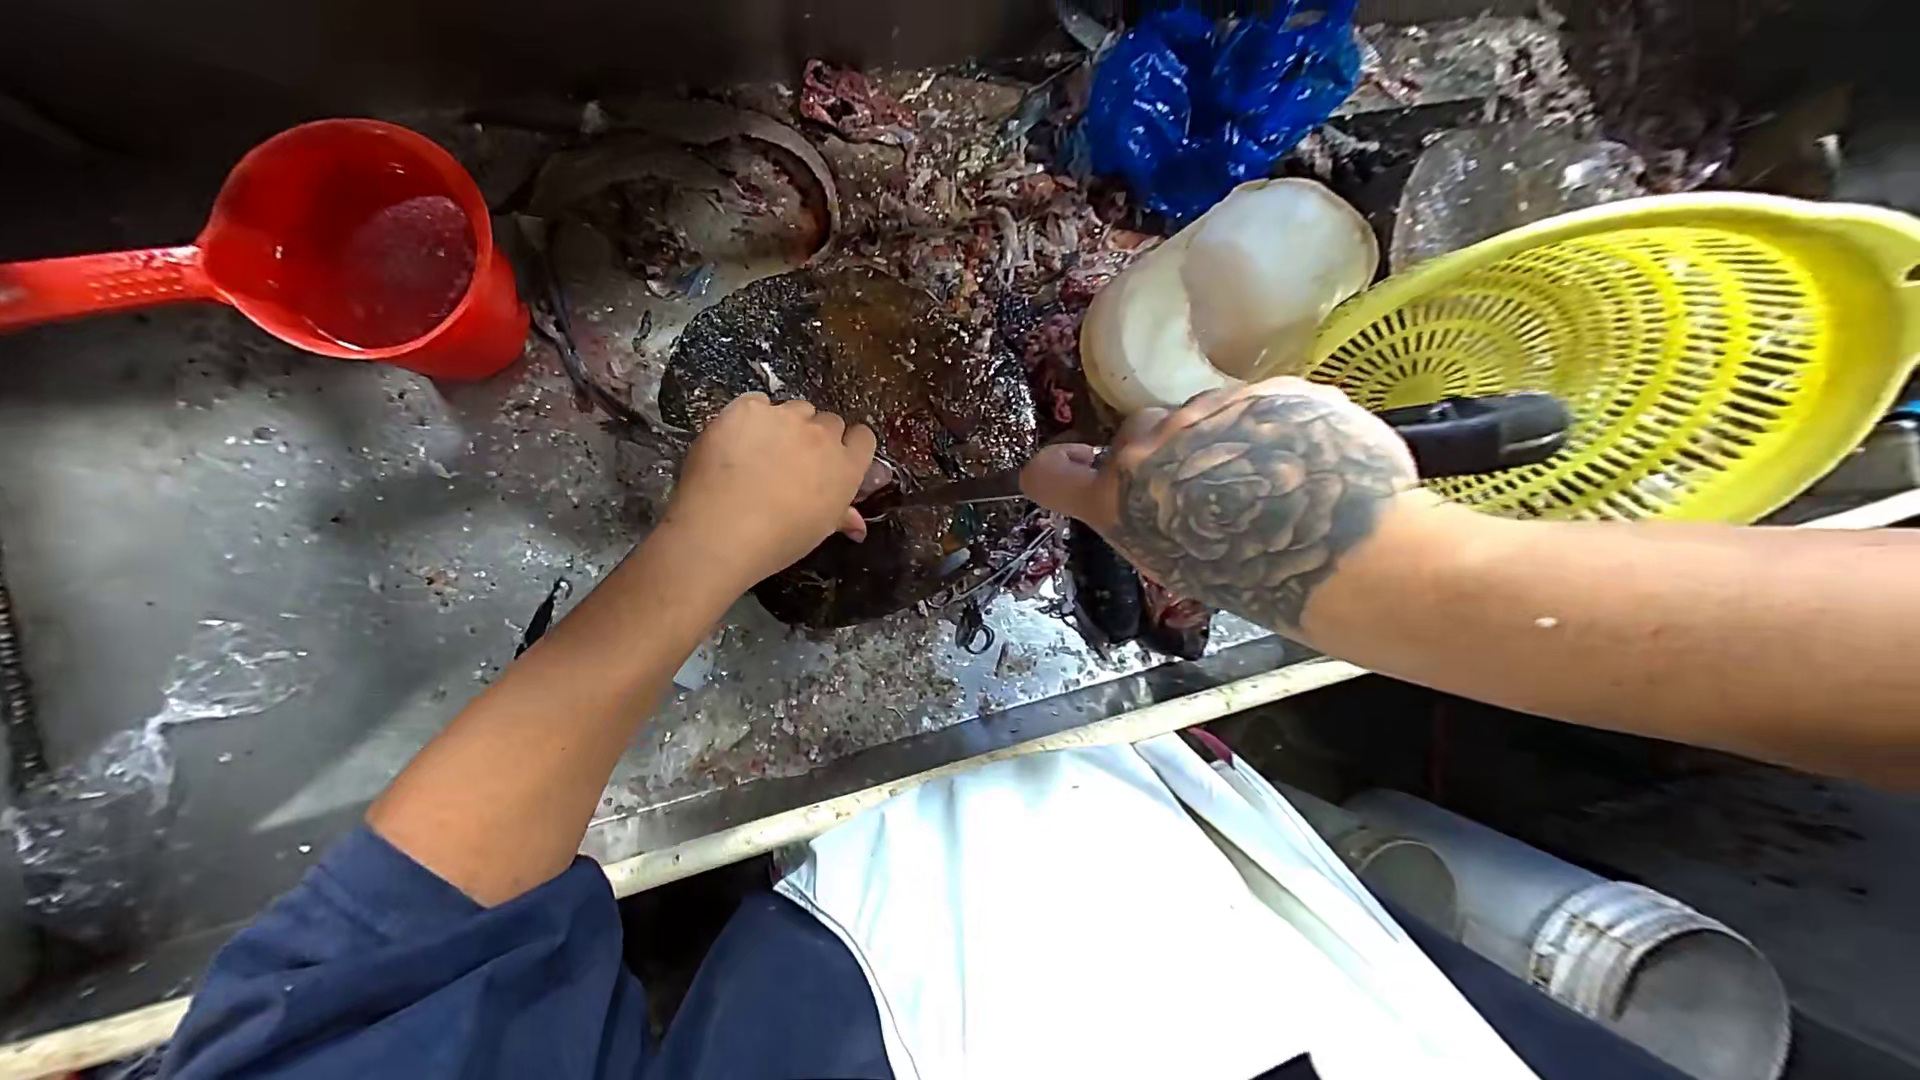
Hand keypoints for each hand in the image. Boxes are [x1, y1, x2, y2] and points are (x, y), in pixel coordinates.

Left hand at [664, 393, 878, 590]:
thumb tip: (857, 525)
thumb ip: (841, 517)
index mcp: (846, 466)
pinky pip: (757, 401)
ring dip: (786, 424)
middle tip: (794, 460)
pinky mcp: (748, 408)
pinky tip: (737, 440)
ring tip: (762, 450)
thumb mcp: (819, 530)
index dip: (849, 446)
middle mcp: (822, 435)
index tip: (835, 458)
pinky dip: (751, 416)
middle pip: (829, 421)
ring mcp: (785, 417)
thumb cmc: (779, 539)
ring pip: (795, 408)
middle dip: (816, 436)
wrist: (724, 530)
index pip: (863, 438)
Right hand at [1022, 378, 1420, 634]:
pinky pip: (1250, 403)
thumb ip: (1139, 514)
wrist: (1347, 554)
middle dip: (1158, 452)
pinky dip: (1265, 425)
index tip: (1070, 465)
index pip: (1049, 472)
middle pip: (1134, 432)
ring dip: (1214, 436)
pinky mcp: (1262, 389)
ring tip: (1263, 477)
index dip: (1055, 467)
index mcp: (1115, 498)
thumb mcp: (1172, 561)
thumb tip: (1146, 493)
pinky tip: (1296, 460)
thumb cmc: (1252, 577)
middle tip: (1202, 487)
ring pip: (1195, 414)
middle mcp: (1146, 446)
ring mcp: (1204, 410)